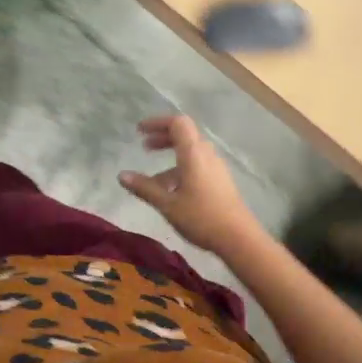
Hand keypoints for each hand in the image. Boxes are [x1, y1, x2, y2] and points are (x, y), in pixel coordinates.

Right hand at [119, 114, 262, 255]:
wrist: (240, 239)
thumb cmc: (201, 217)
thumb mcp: (167, 204)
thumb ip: (144, 188)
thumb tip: (121, 176)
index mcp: (193, 154)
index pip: (177, 123)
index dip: (157, 122)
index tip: (139, 131)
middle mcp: (206, 155)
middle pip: (185, 134)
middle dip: (163, 137)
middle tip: (145, 147)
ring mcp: (216, 168)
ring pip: (191, 152)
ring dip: (171, 156)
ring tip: (154, 177)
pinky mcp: (220, 181)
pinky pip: (198, 165)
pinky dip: (181, 168)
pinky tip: (172, 191)